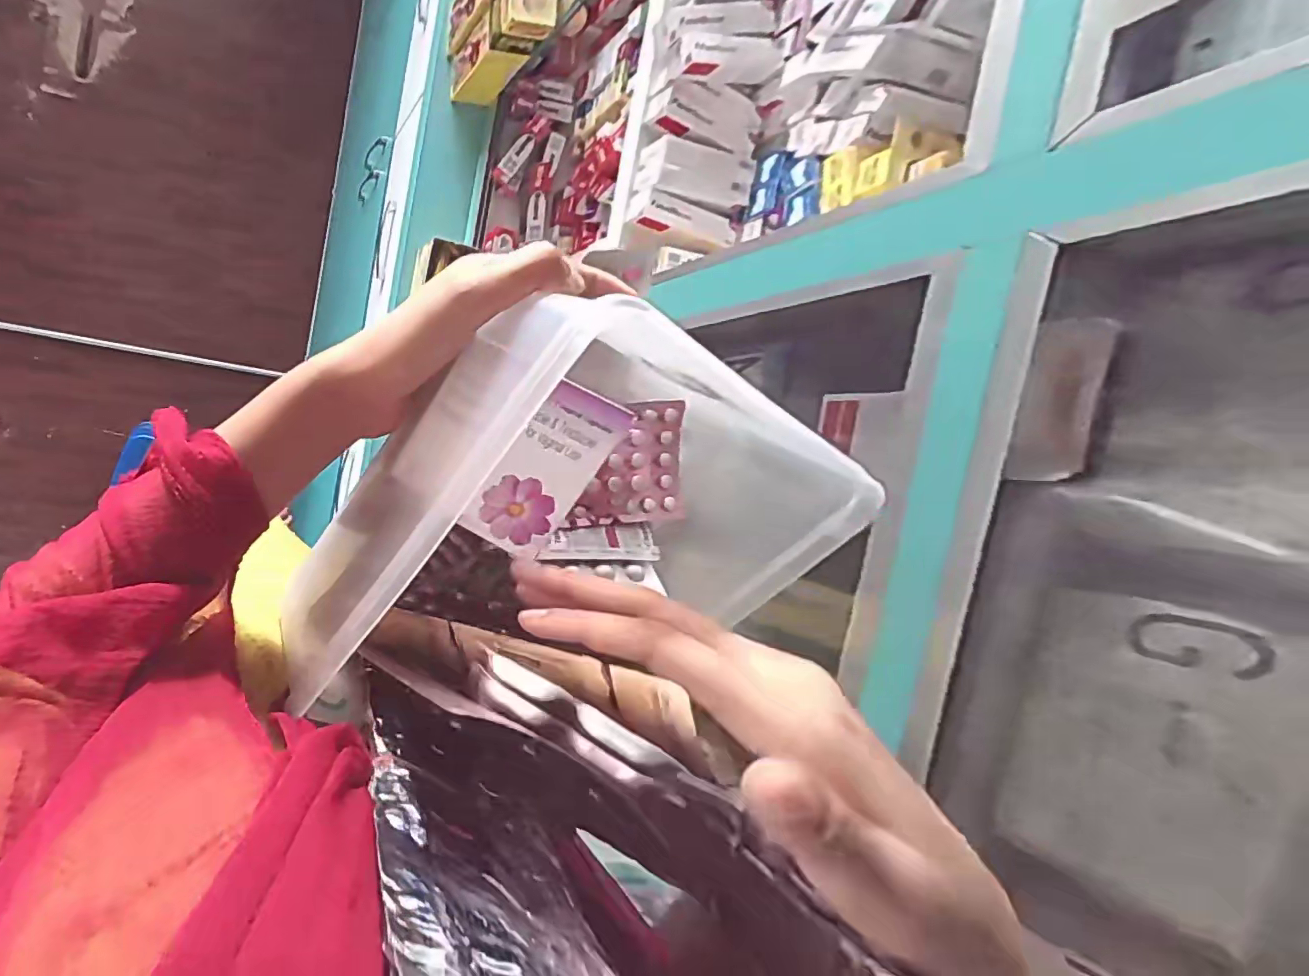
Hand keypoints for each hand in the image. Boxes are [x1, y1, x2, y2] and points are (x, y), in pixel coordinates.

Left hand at [309, 243, 634, 438]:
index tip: (637, 313)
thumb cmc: (415, 340)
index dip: (599, 285)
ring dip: (565, 347)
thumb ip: (525, 273)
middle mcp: (482, 301)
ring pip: (532, 334)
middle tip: (623, 353)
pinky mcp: (466, 368)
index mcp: (487, 275)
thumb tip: (577, 276)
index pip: (556, 269)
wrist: (366, 389)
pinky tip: (551, 395)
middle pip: (548, 301)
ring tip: (598, 378)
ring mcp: (473, 337)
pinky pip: (513, 363)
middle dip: (588, 318)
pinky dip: (537, 370)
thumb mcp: (473, 294)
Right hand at [512, 561, 1026, 975]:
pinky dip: (633, 625)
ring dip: (607, 600)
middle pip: (668, 615)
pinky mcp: (768, 693)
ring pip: (676, 621)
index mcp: (787, 707)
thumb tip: (768, 776)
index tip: (532, 620)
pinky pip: (685, 643)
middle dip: (590, 591)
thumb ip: (828, 835)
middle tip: (522, 573)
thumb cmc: (914, 908)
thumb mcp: (884, 892)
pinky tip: (607, 628)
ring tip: (545, 587)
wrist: (967, 916)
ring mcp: (773, 679)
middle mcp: (775, 674)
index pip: (672, 648)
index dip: (598, 628)